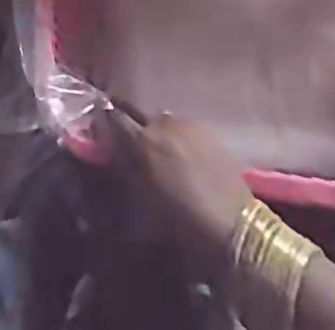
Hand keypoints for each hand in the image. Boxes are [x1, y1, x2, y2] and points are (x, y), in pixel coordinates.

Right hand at [109, 106, 252, 251]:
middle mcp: (161, 123)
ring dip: (150, 124)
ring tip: (154, 142)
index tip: (98, 127)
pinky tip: (178, 149)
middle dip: (124, 115)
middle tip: (123, 131)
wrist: (235, 226)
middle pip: (133, 107)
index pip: (111, 115)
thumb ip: (123, 164)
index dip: (102, 119)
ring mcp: (186, 123)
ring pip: (158, 115)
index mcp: (141, 140)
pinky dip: (172, 132)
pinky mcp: (206, 129)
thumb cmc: (182, 220)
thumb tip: (108, 144)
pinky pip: (180, 124)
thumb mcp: (141, 196)